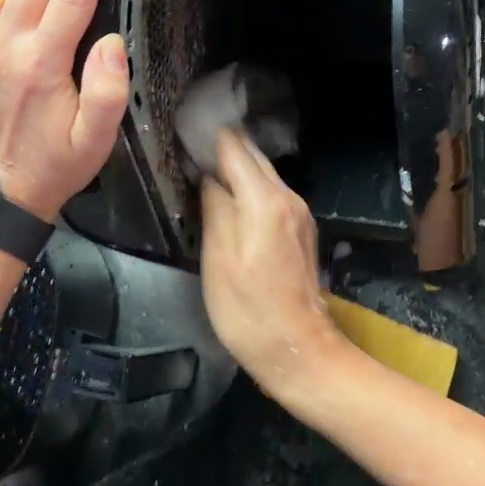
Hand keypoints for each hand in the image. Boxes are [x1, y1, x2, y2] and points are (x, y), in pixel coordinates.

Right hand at [200, 129, 346, 395]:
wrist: (298, 351)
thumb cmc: (249, 310)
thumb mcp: (218, 259)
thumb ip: (214, 207)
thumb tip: (207, 176)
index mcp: (265, 199)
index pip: (234, 146)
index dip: (207, 138)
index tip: (183, 134)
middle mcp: (288, 196)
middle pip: (252, 154)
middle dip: (222, 148)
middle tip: (188, 152)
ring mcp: (299, 212)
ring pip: (263, 173)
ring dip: (236, 169)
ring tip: (203, 174)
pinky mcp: (301, 229)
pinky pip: (271, 193)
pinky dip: (250, 189)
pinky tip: (230, 201)